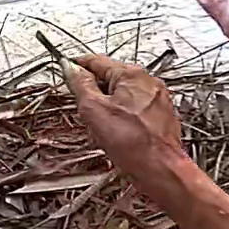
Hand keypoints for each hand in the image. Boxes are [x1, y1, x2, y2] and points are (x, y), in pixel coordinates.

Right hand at [63, 54, 190, 193]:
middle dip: (94, 89)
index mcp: (131, 74)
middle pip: (111, 77)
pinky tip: (118, 130)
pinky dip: (123, 114)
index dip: (77, 64)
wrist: (159, 167)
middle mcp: (148, 82)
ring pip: (123, 94)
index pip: (97, 61)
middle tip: (82, 104)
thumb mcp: (93, 109)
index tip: (67, 67)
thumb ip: (80, 85)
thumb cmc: (132, 142)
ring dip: (109, 103)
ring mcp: (157, 98)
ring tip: (102, 122)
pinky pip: (135, 107)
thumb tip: (71, 69)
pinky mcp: (161, 115)